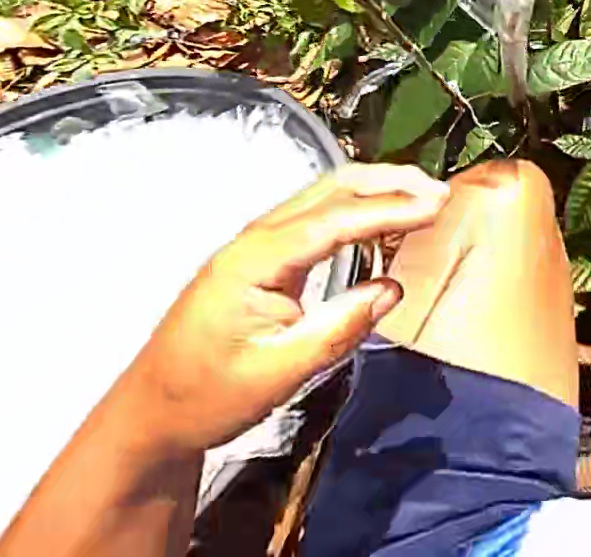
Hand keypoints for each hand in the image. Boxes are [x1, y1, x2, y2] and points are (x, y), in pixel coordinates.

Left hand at [123, 163, 449, 454]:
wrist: (153, 408)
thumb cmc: (205, 394)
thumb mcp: (275, 374)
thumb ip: (337, 330)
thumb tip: (392, 290)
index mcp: (256, 257)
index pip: (335, 219)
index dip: (389, 209)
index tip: (436, 205)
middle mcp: (259, 235)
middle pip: (332, 187)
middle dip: (388, 182)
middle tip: (438, 191)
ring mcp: (261, 239)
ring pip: (327, 193)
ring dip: (376, 188)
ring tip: (422, 195)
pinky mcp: (268, 251)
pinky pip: (320, 214)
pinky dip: (359, 207)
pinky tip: (382, 219)